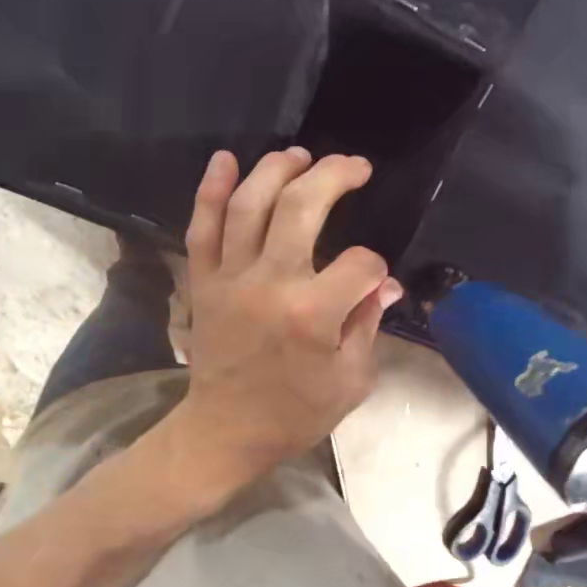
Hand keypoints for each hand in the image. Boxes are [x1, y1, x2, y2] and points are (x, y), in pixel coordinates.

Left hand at [163, 147, 401, 493]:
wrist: (225, 431)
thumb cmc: (294, 413)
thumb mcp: (351, 381)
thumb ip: (367, 324)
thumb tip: (384, 283)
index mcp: (312, 315)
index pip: (360, 263)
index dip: (375, 265)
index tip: (372, 279)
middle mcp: (269, 284)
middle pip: (302, 206)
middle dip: (334, 175)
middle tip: (354, 166)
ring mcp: (230, 278)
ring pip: (249, 204)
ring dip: (276, 169)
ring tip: (300, 155)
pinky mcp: (203, 282)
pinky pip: (201, 227)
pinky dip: (211, 189)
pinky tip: (226, 159)